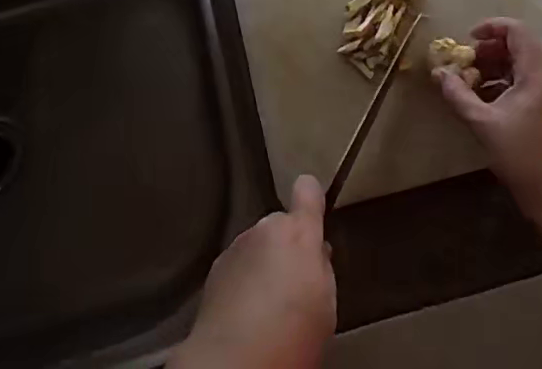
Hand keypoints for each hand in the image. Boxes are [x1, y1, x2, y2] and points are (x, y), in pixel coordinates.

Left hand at [170, 174, 335, 368]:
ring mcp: (237, 246)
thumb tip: (316, 254)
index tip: (314, 214)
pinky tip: (244, 314)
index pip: (307, 190)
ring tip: (266, 304)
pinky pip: (238, 265)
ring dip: (263, 263)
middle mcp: (267, 228)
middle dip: (287, 246)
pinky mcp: (214, 269)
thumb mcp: (326, 304)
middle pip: (282, 226)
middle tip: (292, 284)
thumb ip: (322, 268)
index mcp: (300, 232)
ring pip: (259, 246)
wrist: (233, 364)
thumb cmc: (293, 333)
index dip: (311, 198)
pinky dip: (243, 280)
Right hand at [434, 18, 541, 235]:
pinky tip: (488, 104)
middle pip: (520, 47)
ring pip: (523, 67)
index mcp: (538, 74)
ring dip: (496, 69)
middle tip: (464, 65)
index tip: (468, 40)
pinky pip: (529, 85)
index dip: (491, 27)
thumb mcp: (484, 125)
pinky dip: (507, 85)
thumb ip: (459, 95)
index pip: (517, 31)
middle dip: (489, 51)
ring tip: (471, 85)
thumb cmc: (524, 159)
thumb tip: (438, 72)